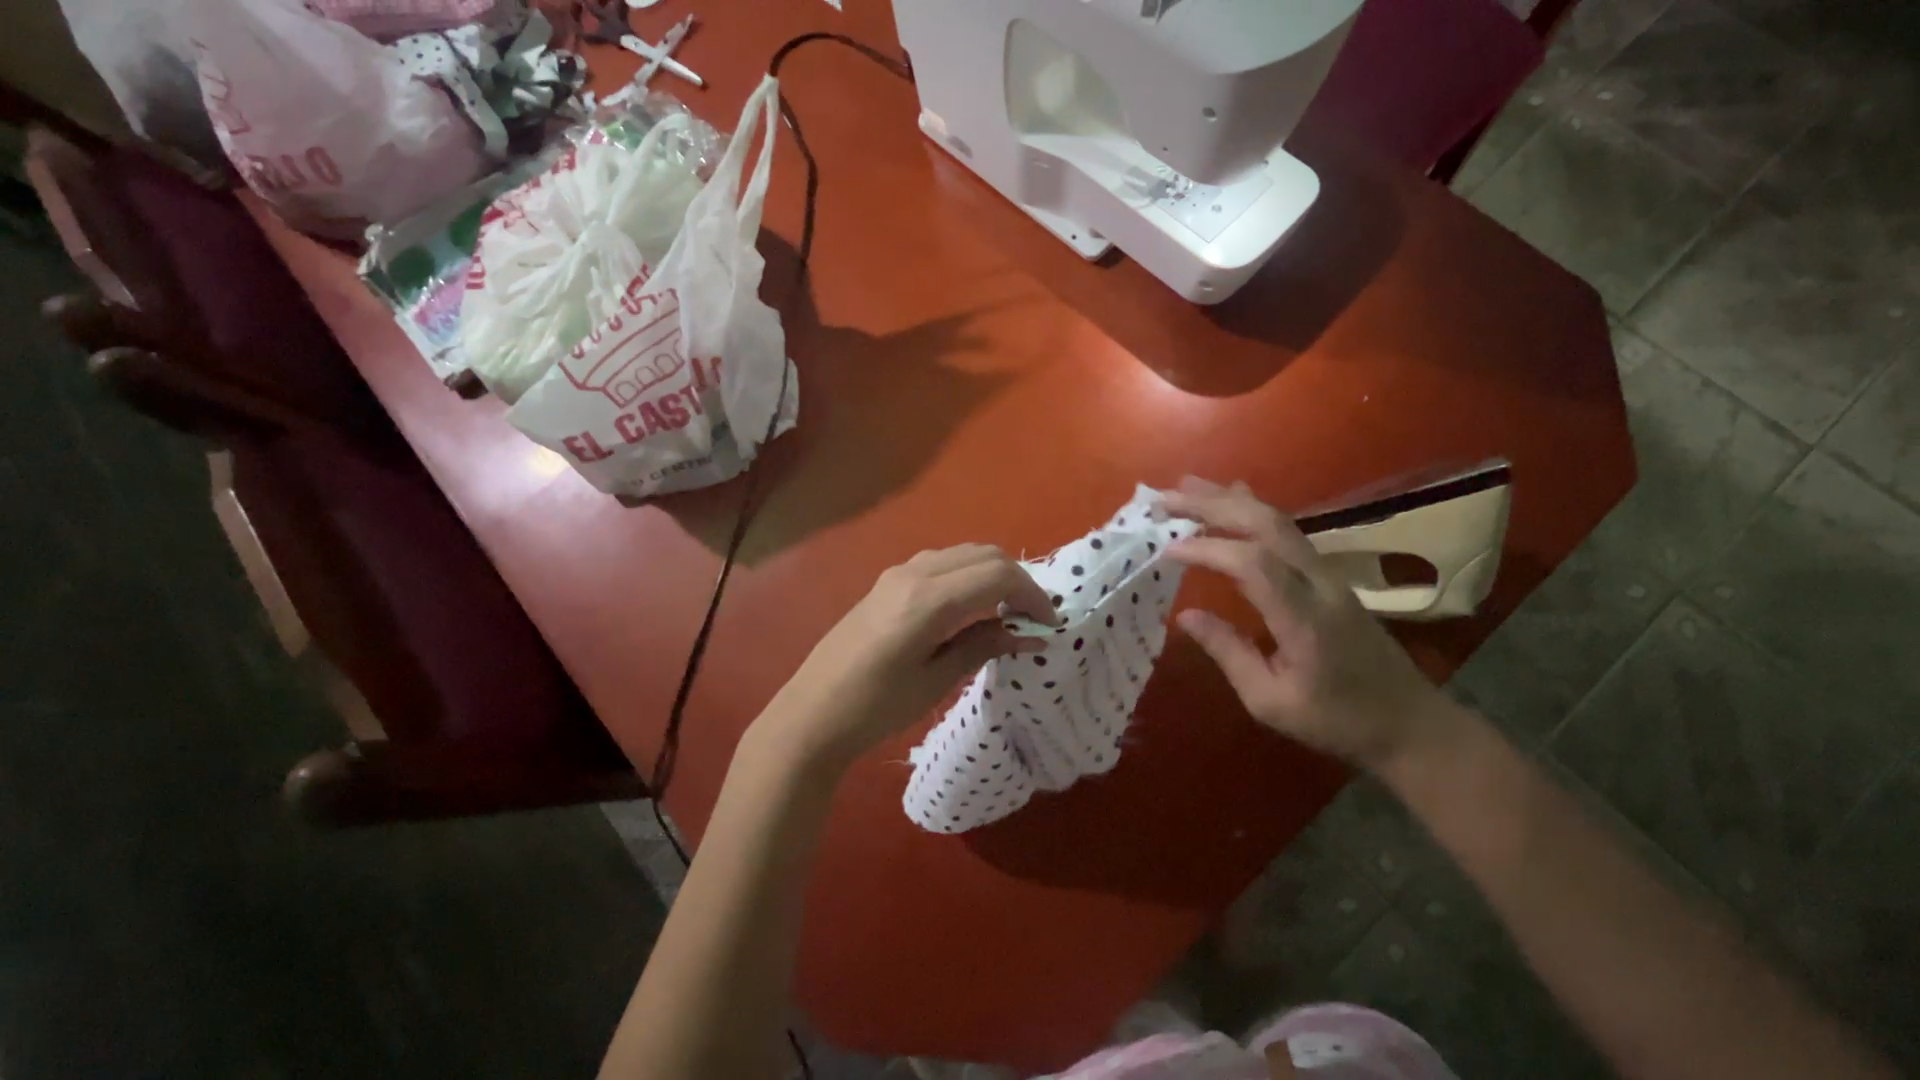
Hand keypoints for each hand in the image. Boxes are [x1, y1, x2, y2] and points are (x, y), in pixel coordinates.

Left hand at [757, 545, 1059, 771]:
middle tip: (1032, 619)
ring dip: (991, 575)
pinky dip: (967, 576)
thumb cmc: (876, 707)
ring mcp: (896, 575)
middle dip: (1017, 580)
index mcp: (928, 600)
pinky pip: (940, 564)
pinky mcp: (886, 584)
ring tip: (1006, 614)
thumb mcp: (935, 681)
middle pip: (983, 554)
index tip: (1048, 626)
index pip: (998, 575)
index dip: (1032, 596)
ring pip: (962, 554)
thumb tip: (1024, 633)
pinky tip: (971, 609)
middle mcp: (914, 574)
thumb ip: (981, 646)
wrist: (812, 714)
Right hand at [1163, 478, 1446, 772]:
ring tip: (1186, 489)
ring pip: (1280, 522)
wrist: (1409, 723)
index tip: (1165, 551)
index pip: (1253, 564)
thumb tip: (1185, 616)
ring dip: (1231, 501)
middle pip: (1267, 526)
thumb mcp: (1271, 702)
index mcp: (1305, 618)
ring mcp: (1330, 577)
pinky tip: (1233, 502)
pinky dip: (1253, 512)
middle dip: (1214, 505)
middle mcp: (1320, 584)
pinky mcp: (1331, 578)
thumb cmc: (1337, 721)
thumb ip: (1229, 653)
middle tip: (1164, 497)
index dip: (1208, 550)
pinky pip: (1288, 533)